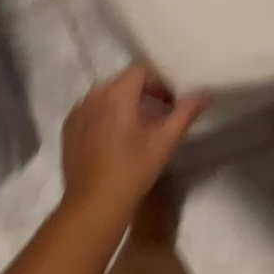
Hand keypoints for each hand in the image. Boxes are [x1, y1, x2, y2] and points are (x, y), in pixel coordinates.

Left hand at [60, 65, 209, 219]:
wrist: (94, 202)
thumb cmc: (133, 169)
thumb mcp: (165, 141)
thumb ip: (186, 112)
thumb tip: (205, 93)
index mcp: (117, 93)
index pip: (140, 70)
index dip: (158, 82)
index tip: (169, 103)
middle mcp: (93, 95)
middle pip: (122, 82)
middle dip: (142, 94)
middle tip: (156, 118)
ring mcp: (77, 111)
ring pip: (105, 97)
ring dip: (122, 106)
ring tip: (136, 132)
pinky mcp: (68, 128)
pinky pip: (90, 112)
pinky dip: (103, 118)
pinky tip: (112, 142)